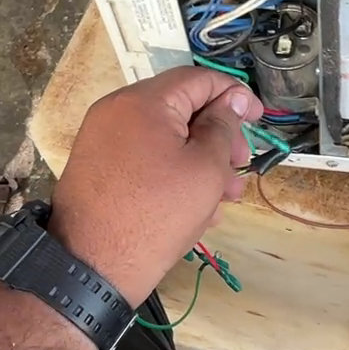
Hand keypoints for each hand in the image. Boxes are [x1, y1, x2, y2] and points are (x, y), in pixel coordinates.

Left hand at [50, 67, 260, 304]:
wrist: (90, 270)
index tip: (258, 118)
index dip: (236, 94)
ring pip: (165, 135)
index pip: (200, 79)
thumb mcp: (205, 169)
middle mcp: (118, 110)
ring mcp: (103, 138)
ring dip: (200, 157)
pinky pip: (145, 154)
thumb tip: (230, 101)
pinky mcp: (98, 165)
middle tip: (241, 166)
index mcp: (144, 101)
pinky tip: (195, 204)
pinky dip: (173, 169)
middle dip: (219, 134)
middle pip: (182, 107)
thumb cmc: (156, 215)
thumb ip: (223, 126)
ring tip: (225, 195)